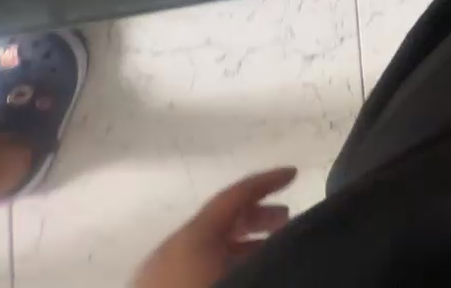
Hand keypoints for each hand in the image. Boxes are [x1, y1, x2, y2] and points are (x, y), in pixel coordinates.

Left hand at [133, 167, 295, 287]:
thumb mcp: (251, 272)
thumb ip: (273, 250)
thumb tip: (296, 233)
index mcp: (188, 241)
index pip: (233, 196)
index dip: (267, 181)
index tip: (295, 174)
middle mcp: (166, 254)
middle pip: (216, 220)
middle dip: (254, 214)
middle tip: (286, 218)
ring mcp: (154, 280)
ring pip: (203, 246)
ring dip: (239, 240)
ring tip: (267, 251)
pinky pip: (191, 268)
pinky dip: (219, 261)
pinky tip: (241, 275)